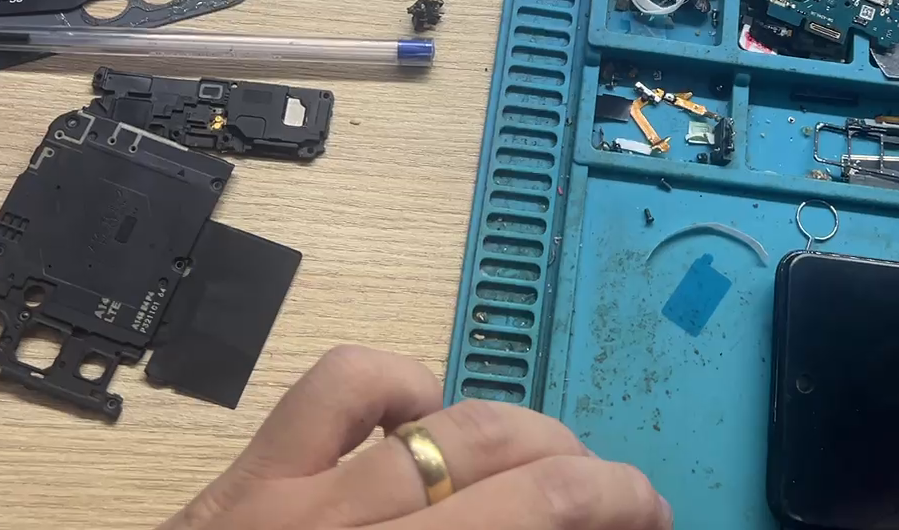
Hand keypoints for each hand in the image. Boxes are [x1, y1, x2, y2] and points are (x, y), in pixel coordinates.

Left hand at [161, 345, 670, 529]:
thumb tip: (562, 526)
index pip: (540, 525)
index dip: (615, 511)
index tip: (654, 516)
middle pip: (515, 481)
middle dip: (593, 479)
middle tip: (625, 495)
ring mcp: (292, 505)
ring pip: (451, 426)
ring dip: (523, 433)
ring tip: (548, 454)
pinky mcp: (244, 476)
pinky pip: (342, 384)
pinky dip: (401, 383)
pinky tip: (423, 416)